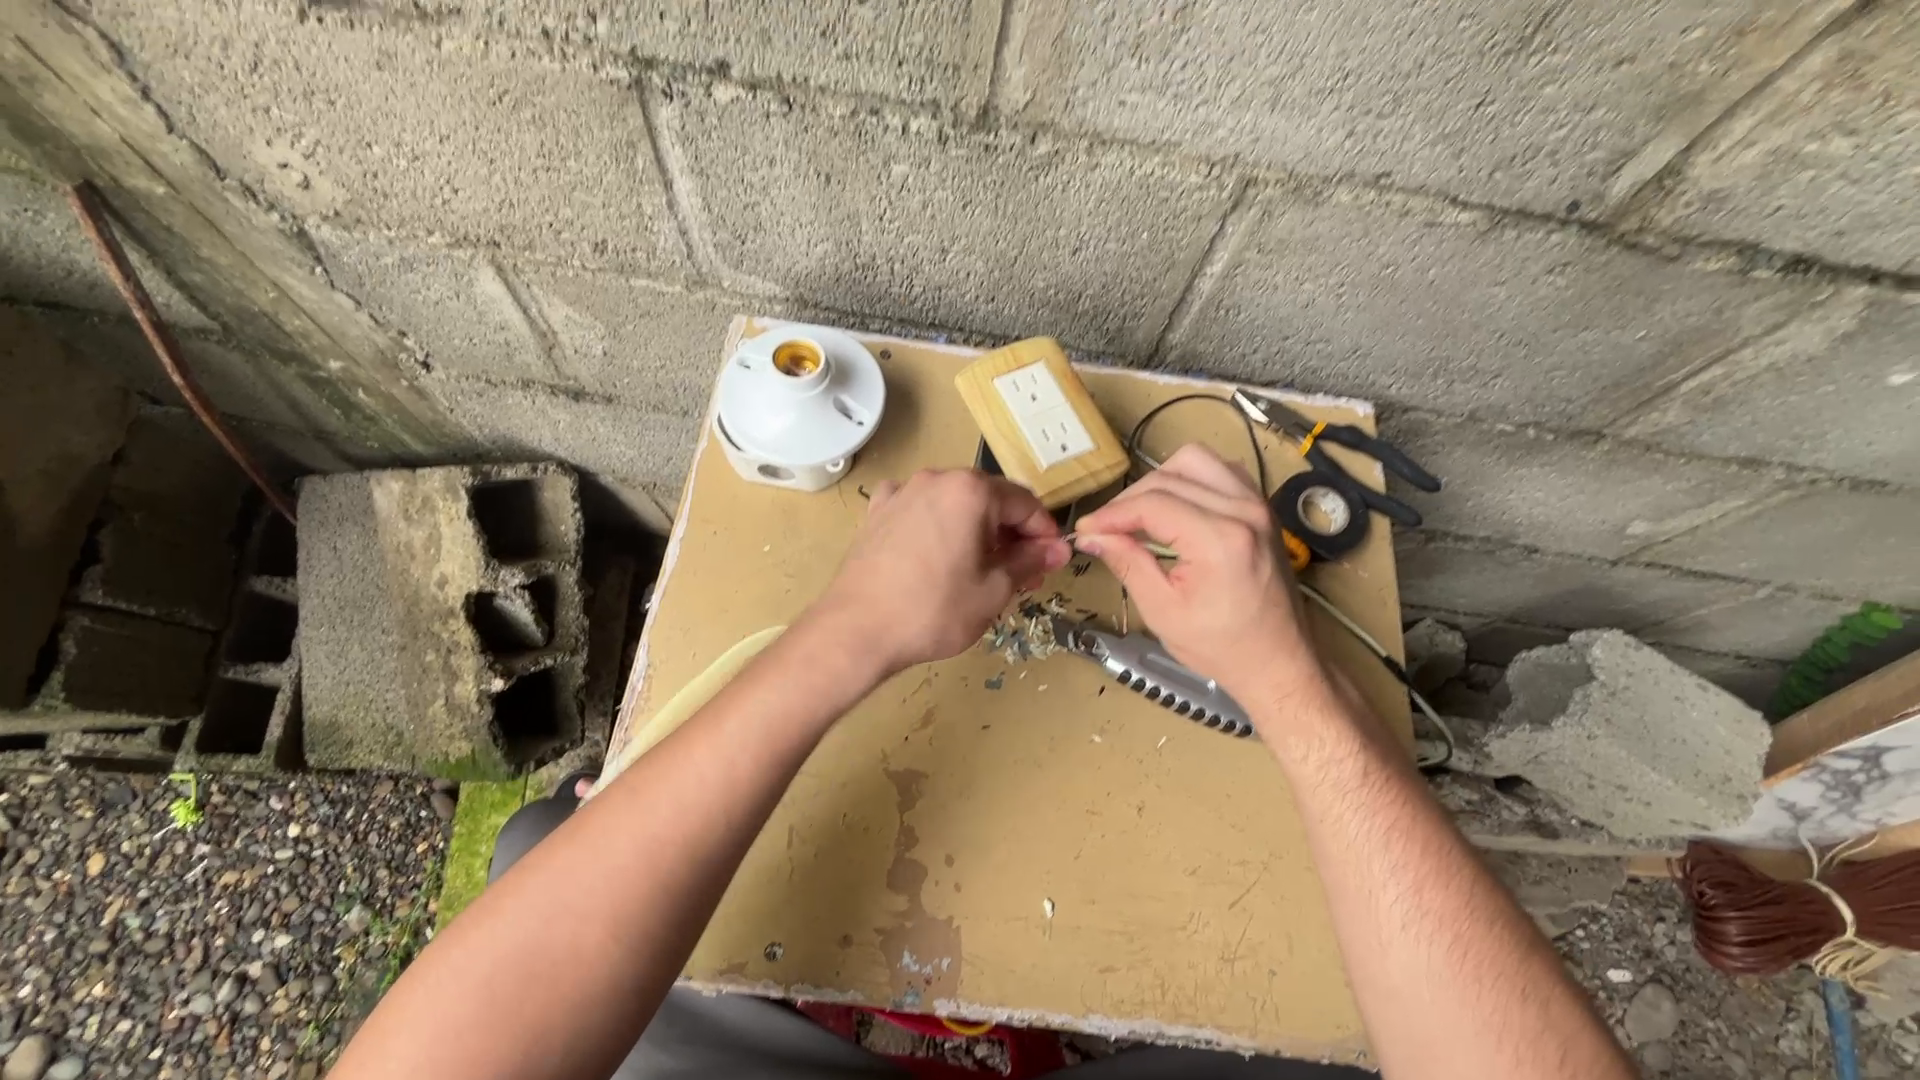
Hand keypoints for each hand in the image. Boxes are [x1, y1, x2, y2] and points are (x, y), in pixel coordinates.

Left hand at [810, 470, 1069, 675]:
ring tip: (983, 570)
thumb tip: (1057, 550)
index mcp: (971, 491)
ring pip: (954, 504)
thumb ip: (1029, 562)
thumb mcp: (993, 590)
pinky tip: (937, 552)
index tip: (1052, 561)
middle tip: (1023, 575)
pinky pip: (919, 509)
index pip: (1024, 503)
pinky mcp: (877, 513)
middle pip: (989, 499)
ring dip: (976, 530)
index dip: (1044, 532)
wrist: (857, 630)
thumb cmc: (933, 610)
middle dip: (1011, 534)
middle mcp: (936, 479)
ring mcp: (902, 493)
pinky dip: (937, 526)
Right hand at [1071, 445, 1327, 704]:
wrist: (1276, 662)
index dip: (1111, 513)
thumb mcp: (1162, 611)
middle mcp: (1243, 511)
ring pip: (1195, 461)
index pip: (1152, 504)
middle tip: (1107, 528)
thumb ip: (1127, 563)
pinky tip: (1175, 507)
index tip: (1086, 529)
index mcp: (1219, 540)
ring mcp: (1258, 505)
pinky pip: (1220, 470)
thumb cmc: (1220, 646)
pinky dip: (1190, 479)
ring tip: (1140, 514)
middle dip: (1129, 499)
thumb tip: (1091, 536)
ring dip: (1160, 481)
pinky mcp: (1262, 508)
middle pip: (1169, 477)